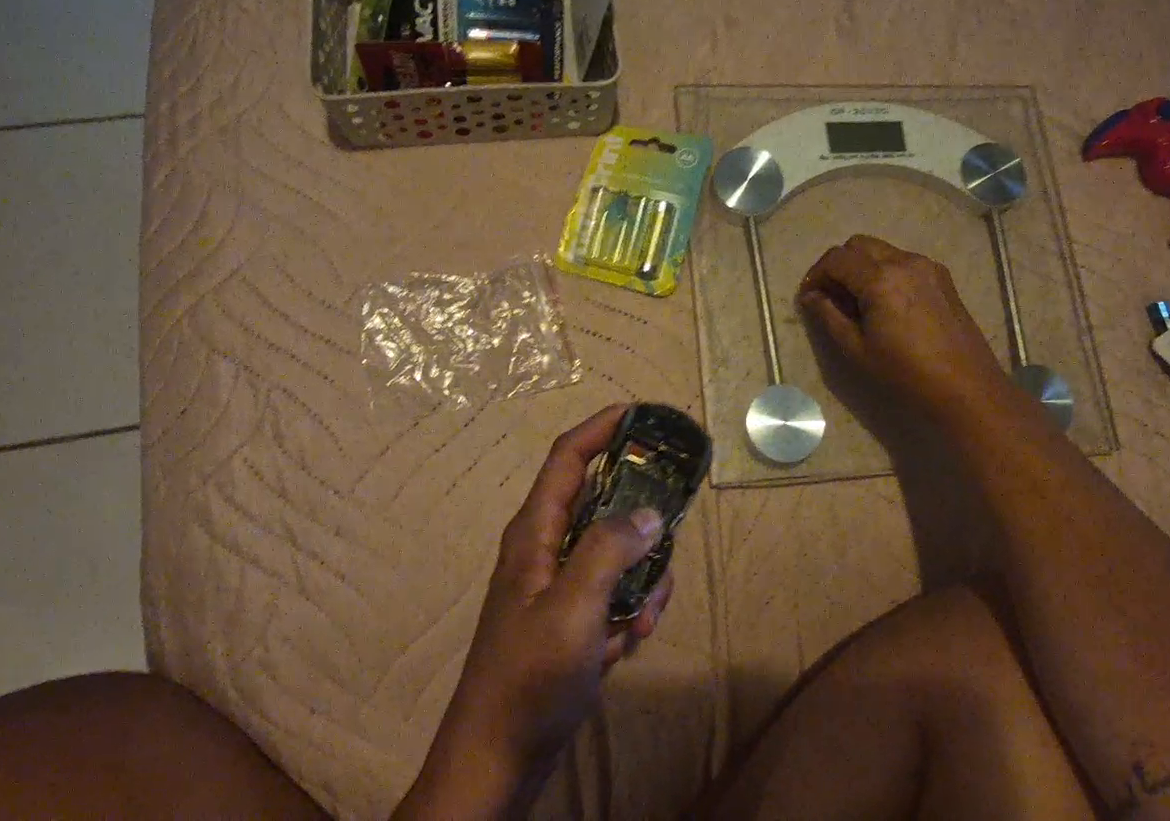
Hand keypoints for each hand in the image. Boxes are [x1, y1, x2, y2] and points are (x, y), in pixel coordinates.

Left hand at [396, 405, 674, 819]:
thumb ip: (610, 551)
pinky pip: (615, 595)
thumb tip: (650, 510)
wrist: (497, 758)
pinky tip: (629, 642)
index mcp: (535, 533)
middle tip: (672, 529)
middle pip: (603, 503)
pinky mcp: (572, 620)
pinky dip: (631, 611)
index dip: (601, 428)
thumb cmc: (528, 677)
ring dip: (641, 578)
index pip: (568, 459)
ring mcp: (559, 587)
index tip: (643, 411)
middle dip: (642, 517)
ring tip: (642, 616)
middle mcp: (546, 550)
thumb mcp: (574, 609)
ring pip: (618, 554)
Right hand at [798, 234, 1017, 419]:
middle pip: (859, 245)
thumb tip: (811, 296)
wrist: (966, 388)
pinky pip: (905, 262)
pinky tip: (886, 304)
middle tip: (830, 296)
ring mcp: (928, 268)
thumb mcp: (856, 349)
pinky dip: (886, 272)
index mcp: (881, 278)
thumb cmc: (905, 374)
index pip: (836, 258)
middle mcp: (905, 262)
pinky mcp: (943, 279)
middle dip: (838, 265)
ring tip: (857, 302)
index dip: (816, 274)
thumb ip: (828, 316)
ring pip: (883, 251)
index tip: (809, 297)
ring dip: (863, 267)